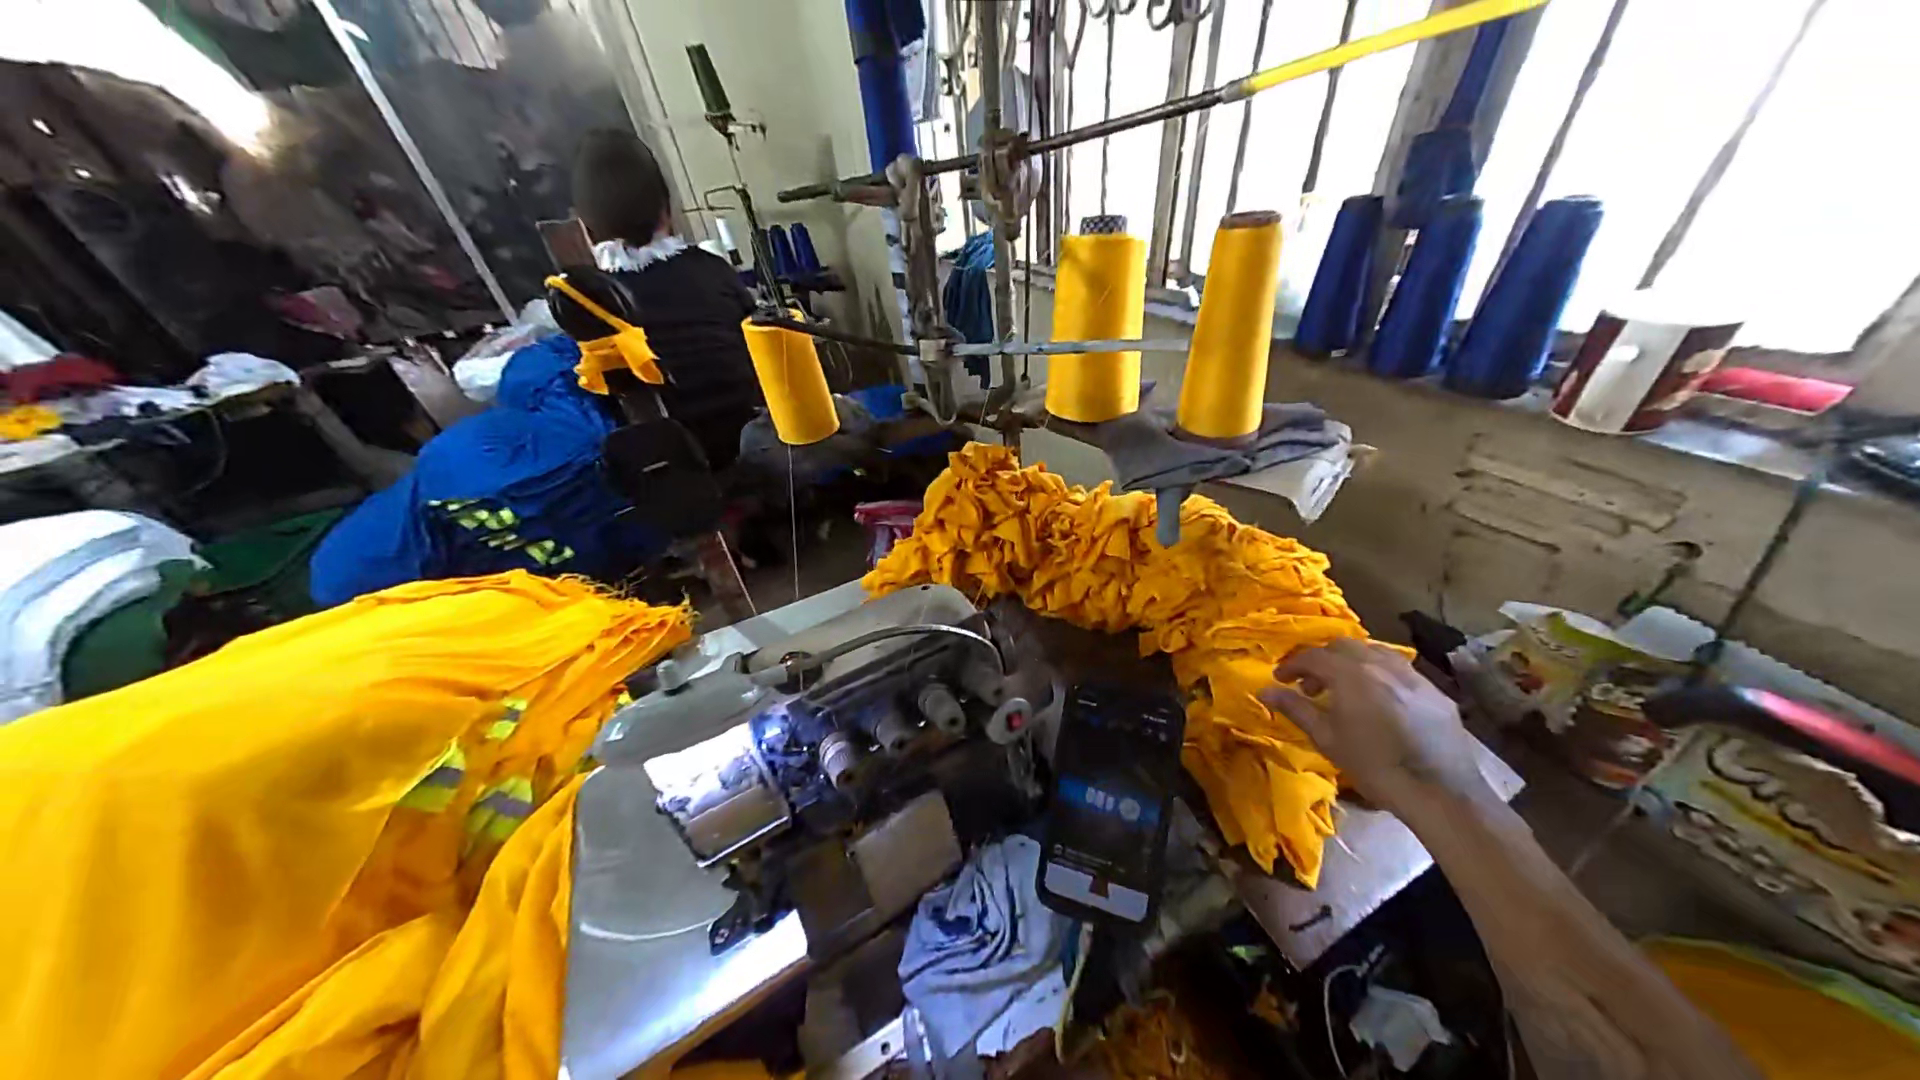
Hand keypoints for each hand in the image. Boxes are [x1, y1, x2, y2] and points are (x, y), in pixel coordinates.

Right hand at [1258, 638, 1489, 815]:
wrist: (1440, 792)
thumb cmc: (1374, 766)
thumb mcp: (1327, 738)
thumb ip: (1295, 708)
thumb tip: (1264, 690)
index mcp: (1351, 674)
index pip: (1313, 656)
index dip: (1292, 665)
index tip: (1280, 679)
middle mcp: (1381, 665)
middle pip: (1343, 646)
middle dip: (1321, 659)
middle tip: (1310, 685)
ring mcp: (1412, 676)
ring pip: (1374, 651)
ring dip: (1351, 662)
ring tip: (1344, 687)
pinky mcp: (1435, 691)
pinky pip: (1400, 669)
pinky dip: (1379, 673)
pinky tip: (1378, 699)